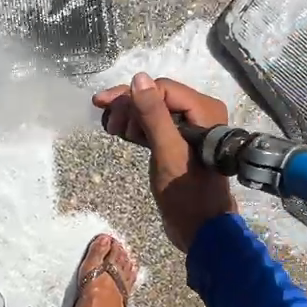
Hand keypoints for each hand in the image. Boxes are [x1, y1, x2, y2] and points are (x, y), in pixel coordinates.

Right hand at [93, 73, 236, 251]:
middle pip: (157, 97)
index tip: (102, 104)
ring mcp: (190, 130)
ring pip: (154, 111)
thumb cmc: (187, 192)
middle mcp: (200, 115)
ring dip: (131, 117)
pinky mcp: (179, 144)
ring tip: (114, 131)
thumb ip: (154, 114)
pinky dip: (138, 128)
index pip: (162, 89)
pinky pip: (156, 126)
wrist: (201, 228)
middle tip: (108, 124)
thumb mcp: (168, 151)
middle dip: (129, 106)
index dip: (131, 94)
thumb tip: (138, 78)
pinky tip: (124, 134)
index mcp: (204, 110)